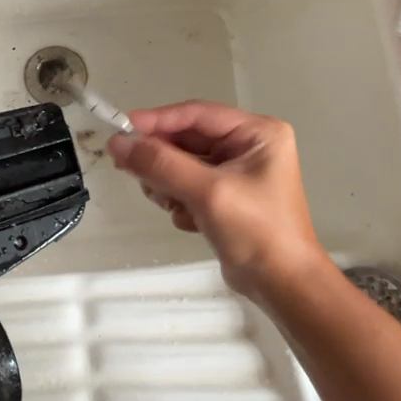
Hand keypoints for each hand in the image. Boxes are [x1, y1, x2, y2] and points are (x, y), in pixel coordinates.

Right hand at [108, 100, 326, 295]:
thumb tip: (117, 143)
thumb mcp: (207, 192)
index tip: (122, 128)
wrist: (283, 286)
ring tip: (171, 204)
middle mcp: (247, 146)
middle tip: (130, 170)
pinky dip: (180, 200)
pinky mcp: (225, 196)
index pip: (197, 115)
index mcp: (256, 133)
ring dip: (169, 183)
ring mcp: (236, 172)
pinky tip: (189, 220)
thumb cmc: (255, 231)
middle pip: (186, 140)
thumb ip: (160, 164)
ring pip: (181, 164)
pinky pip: (187, 185)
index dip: (158, 120)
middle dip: (162, 160)